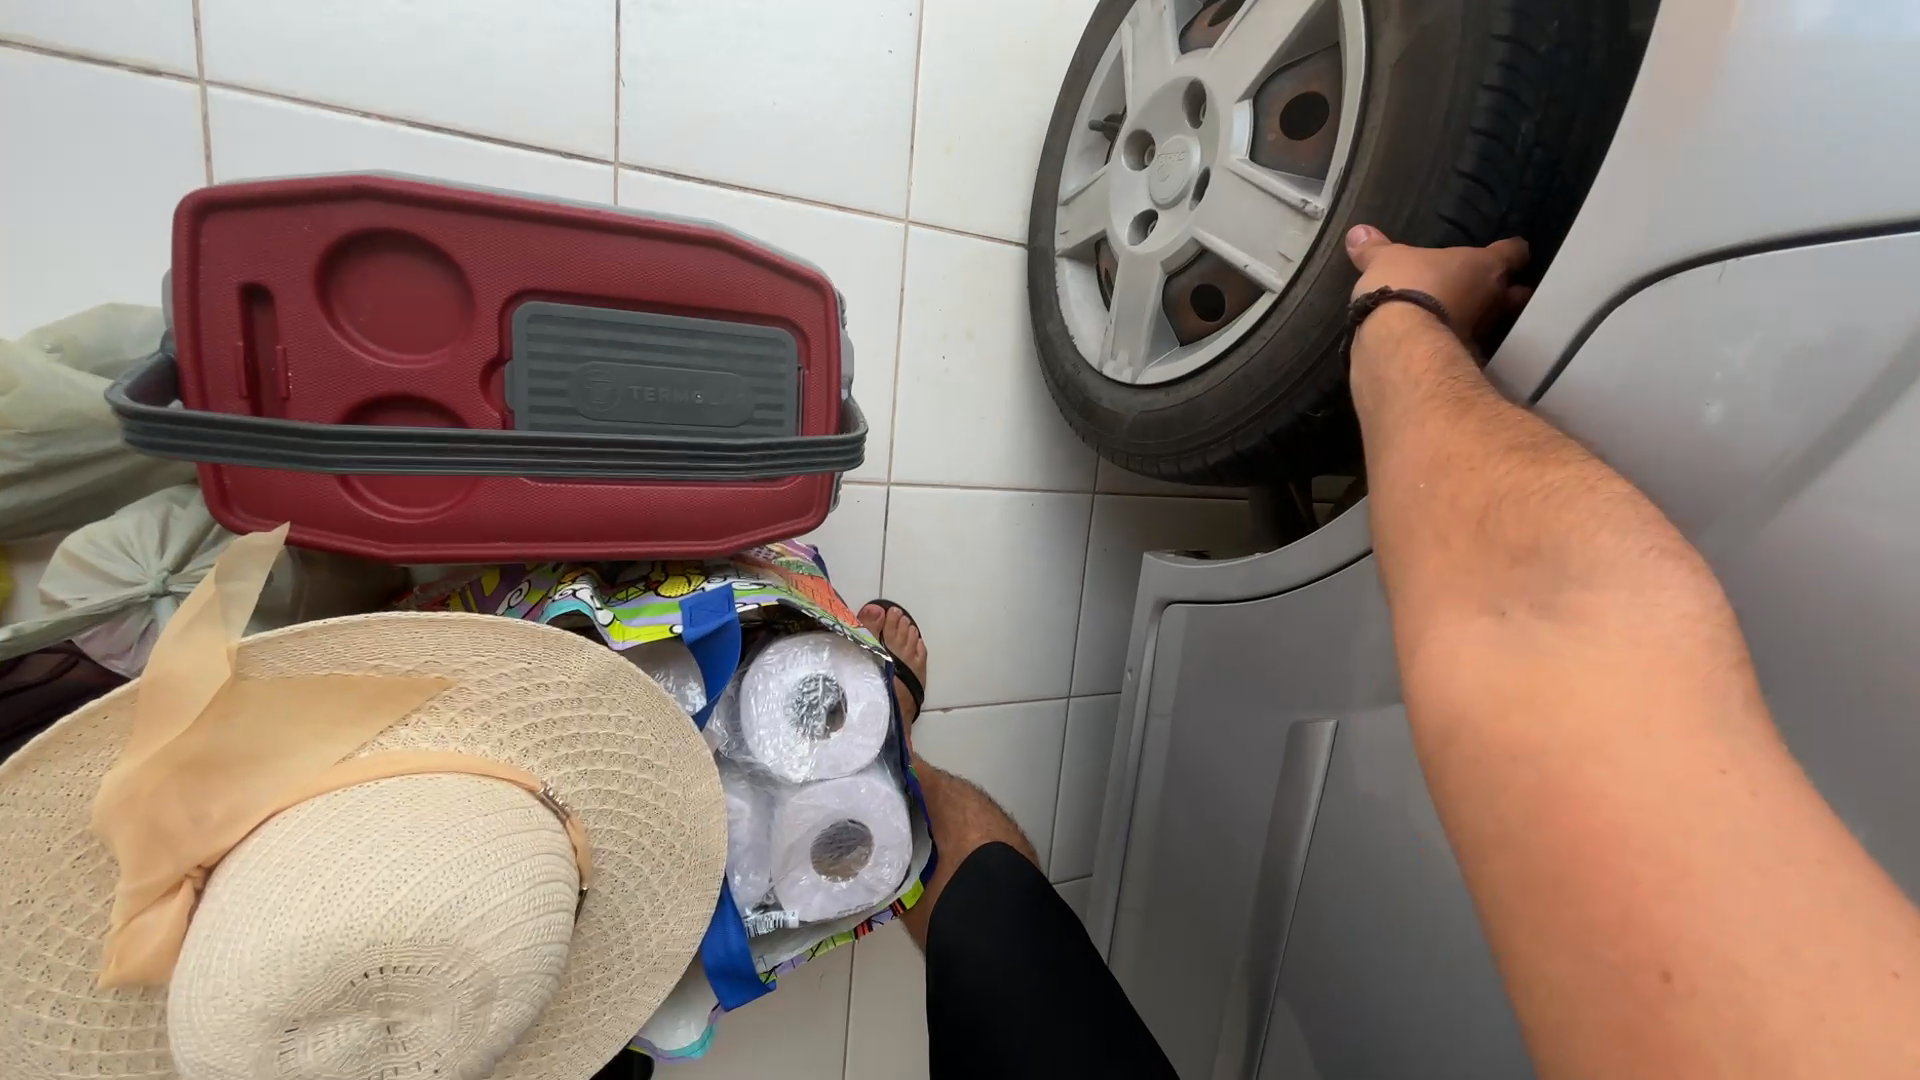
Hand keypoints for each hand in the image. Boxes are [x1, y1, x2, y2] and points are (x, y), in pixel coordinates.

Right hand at [1345, 225, 1533, 341]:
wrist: (1399, 340)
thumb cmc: (1404, 286)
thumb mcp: (1382, 261)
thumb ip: (1373, 248)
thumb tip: (1357, 231)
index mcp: (1484, 265)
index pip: (1513, 252)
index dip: (1508, 251)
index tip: (1502, 253)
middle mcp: (1493, 298)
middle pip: (1513, 293)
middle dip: (1504, 293)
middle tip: (1487, 293)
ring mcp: (1479, 332)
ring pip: (1491, 324)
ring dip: (1479, 322)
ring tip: (1460, 322)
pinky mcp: (1460, 359)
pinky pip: (1463, 349)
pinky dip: (1454, 347)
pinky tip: (1438, 347)